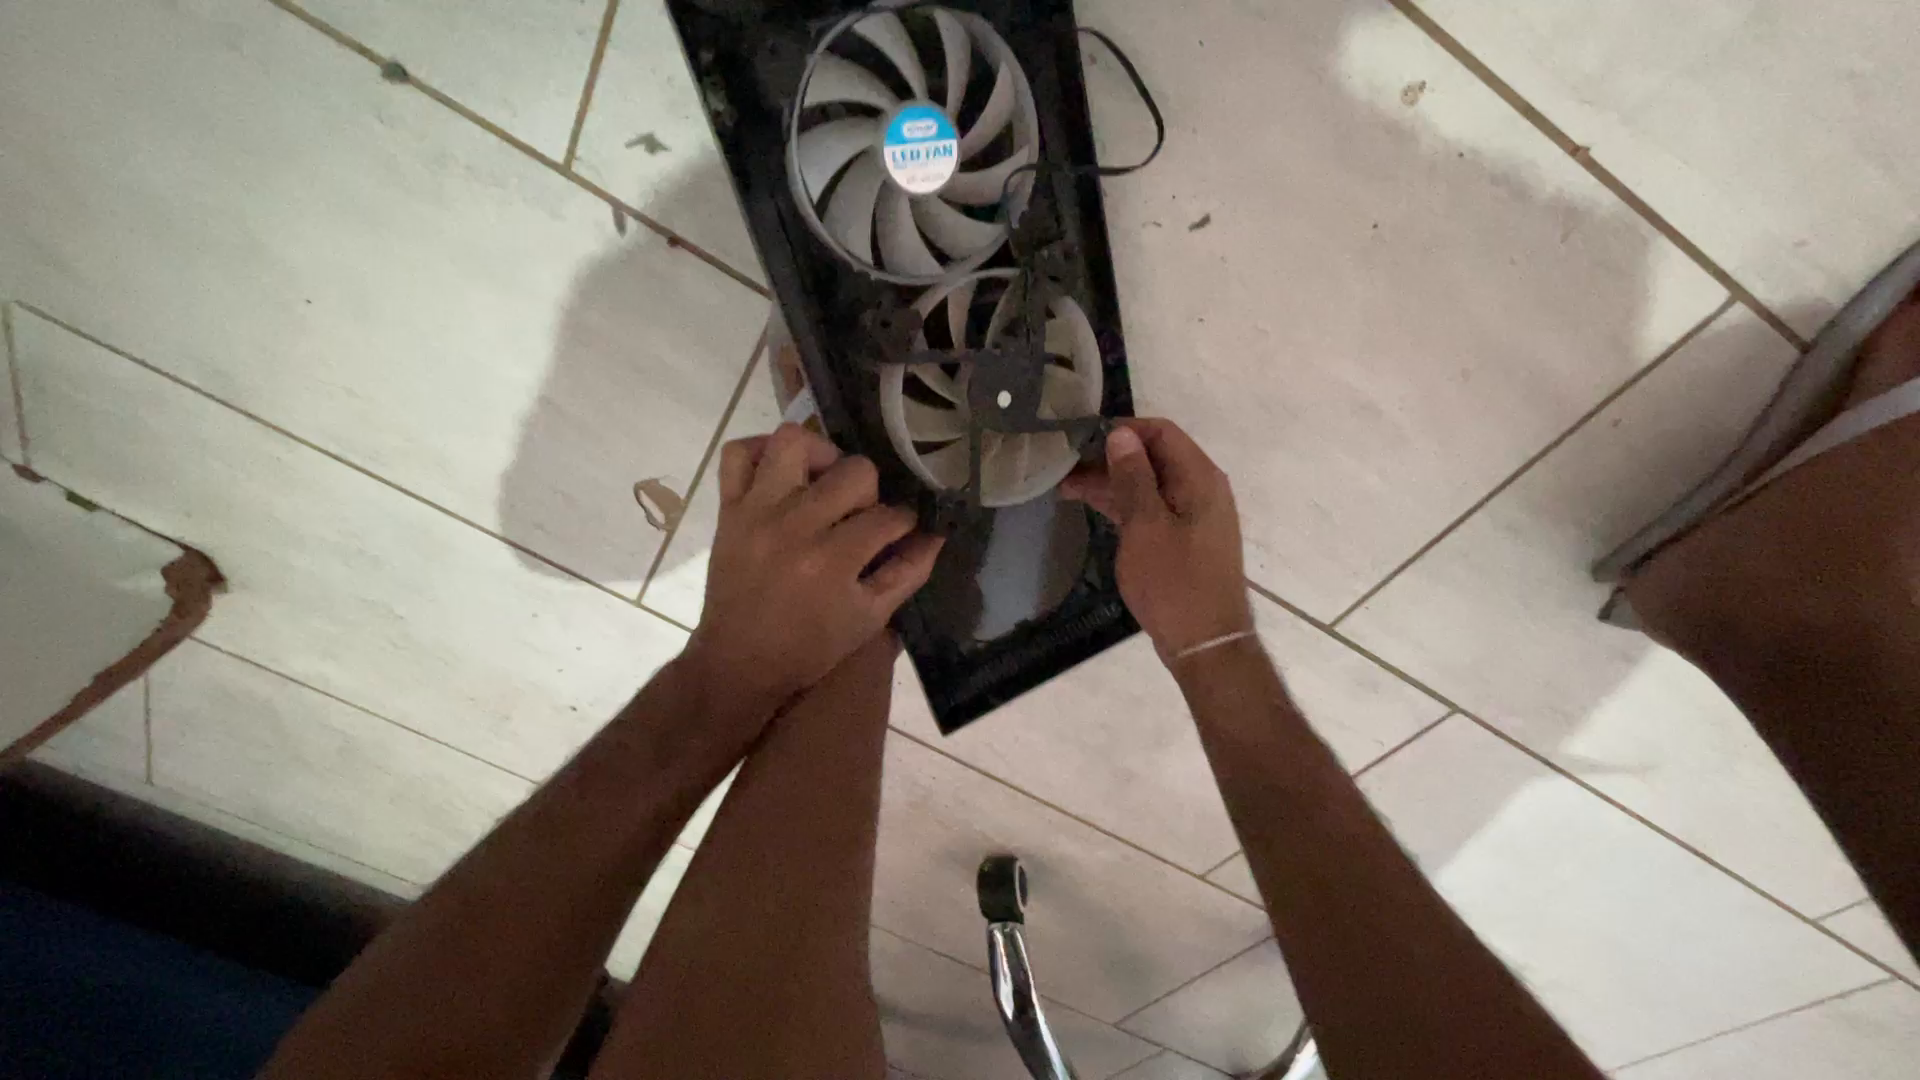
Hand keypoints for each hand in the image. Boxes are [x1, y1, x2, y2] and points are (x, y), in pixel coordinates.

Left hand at [684, 423, 943, 711]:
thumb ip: (908, 572)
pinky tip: (783, 472)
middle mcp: (794, 525)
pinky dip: (761, 451)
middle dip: (871, 491)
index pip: (889, 516)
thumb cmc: (810, 647)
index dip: (906, 521)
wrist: (740, 663)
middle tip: (864, 513)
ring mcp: (757, 512)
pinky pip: (737, 454)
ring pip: (793, 442)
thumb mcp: (870, 618)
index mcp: (833, 560)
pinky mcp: (729, 509)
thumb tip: (937, 534)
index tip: (903, 530)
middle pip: (853, 472)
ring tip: (825, 481)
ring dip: (821, 455)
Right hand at [1060, 419, 1252, 661]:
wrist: (1205, 643)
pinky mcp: (1182, 538)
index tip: (1081, 439)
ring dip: (1110, 483)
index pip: (1161, 432)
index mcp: (1199, 478)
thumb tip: (1121, 435)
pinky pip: (1150, 509)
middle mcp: (1201, 489)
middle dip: (1109, 458)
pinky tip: (1091, 506)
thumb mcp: (1145, 526)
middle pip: (1153, 458)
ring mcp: (1193, 515)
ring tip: (1065, 487)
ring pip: (1148, 485)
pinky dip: (1122, 505)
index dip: (1122, 430)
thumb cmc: (1174, 583)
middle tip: (1064, 466)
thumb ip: (1133, 478)